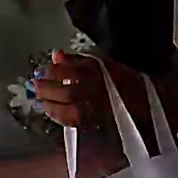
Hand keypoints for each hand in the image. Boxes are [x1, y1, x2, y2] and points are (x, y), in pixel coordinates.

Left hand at [34, 52, 151, 131]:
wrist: (142, 101)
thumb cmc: (121, 80)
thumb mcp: (99, 62)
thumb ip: (76, 59)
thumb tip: (57, 55)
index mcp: (93, 71)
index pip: (63, 70)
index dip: (49, 71)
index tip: (41, 71)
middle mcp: (92, 89)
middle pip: (62, 90)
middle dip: (45, 88)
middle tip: (36, 85)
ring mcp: (92, 107)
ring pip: (63, 107)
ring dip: (48, 103)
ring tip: (40, 98)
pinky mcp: (92, 121)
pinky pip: (69, 120)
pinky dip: (56, 115)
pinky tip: (50, 110)